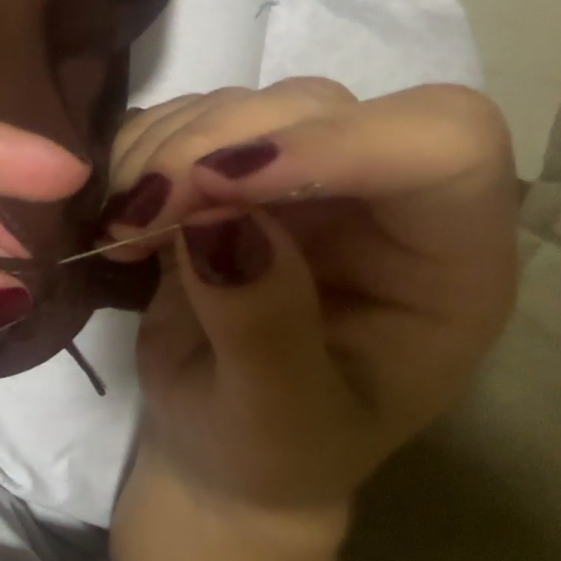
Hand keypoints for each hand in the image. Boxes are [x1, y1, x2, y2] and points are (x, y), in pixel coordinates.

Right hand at [101, 79, 519, 515]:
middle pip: (318, 107)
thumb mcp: (277, 419)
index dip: (335, 143)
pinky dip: (134, 152)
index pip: (441, 146)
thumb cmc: (270, 454)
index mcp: (444, 261)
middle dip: (210, 148)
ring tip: (117, 231)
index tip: (213, 187)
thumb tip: (215, 220)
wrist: (216, 452)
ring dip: (161, 151)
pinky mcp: (227, 183)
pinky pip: (181, 124)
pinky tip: (116, 214)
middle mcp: (379, 203)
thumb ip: (264, 325)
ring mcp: (300, 185)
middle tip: (133, 219)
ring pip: (240, 106)